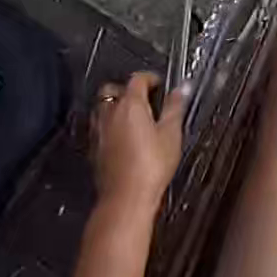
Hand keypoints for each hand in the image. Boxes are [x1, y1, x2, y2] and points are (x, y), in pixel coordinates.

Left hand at [90, 71, 185, 213]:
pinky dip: (110, 123)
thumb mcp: (171, 134)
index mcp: (130, 105)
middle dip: (128, 89)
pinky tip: (124, 136)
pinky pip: (100, 126)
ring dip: (116, 105)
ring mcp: (99, 131)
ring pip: (103, 107)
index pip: (137, 79)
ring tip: (135, 116)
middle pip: (113, 89)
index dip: (150, 78)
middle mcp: (110, 113)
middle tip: (146, 99)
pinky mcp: (94, 148)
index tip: (160, 84)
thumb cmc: (151, 165)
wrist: (126, 198)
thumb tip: (182, 88)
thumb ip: (175, 107)